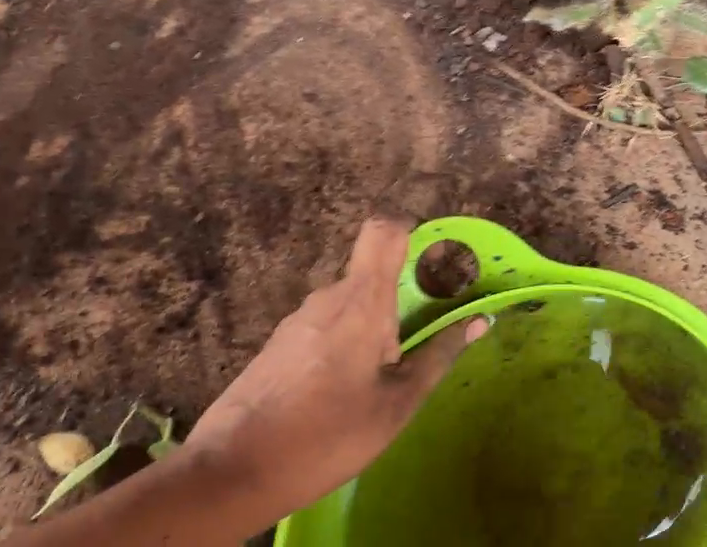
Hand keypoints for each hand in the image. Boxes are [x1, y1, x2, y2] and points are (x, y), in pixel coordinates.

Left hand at [178, 217, 488, 515]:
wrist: (226, 478)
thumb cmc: (326, 434)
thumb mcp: (397, 403)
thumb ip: (439, 355)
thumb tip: (480, 320)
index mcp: (362, 300)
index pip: (384, 230)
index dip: (410, 229)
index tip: (433, 259)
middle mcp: (328, 298)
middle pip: (374, 275)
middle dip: (400, 302)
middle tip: (415, 345)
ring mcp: (297, 322)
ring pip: (350, 306)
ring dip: (371, 329)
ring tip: (377, 380)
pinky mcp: (277, 347)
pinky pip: (325, 328)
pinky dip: (343, 347)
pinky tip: (339, 395)